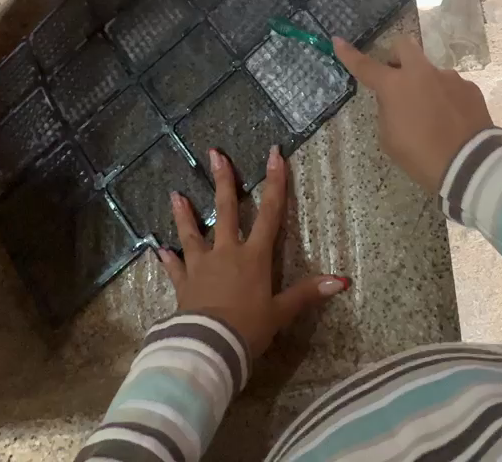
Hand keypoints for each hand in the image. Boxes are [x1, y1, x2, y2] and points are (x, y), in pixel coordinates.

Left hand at [159, 145, 348, 361]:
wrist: (208, 348)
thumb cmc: (248, 328)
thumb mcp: (281, 312)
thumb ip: (307, 293)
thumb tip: (341, 280)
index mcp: (254, 256)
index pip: (270, 213)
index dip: (275, 182)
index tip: (274, 154)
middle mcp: (227, 253)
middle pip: (226, 211)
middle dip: (223, 181)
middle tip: (215, 154)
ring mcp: (202, 266)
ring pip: (192, 234)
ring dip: (185, 214)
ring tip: (176, 194)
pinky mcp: (184, 285)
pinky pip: (175, 269)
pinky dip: (168, 260)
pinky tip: (160, 250)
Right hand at [333, 36, 493, 194]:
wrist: (469, 163)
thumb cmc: (422, 155)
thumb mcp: (390, 139)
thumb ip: (388, 111)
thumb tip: (395, 100)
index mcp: (395, 86)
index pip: (366, 66)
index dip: (349, 54)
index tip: (338, 41)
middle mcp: (422, 73)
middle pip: (404, 46)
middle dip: (396, 56)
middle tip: (397, 78)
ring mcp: (449, 77)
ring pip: (430, 71)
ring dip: (425, 85)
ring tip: (433, 116)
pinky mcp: (469, 87)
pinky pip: (451, 87)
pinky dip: (447, 99)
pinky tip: (452, 120)